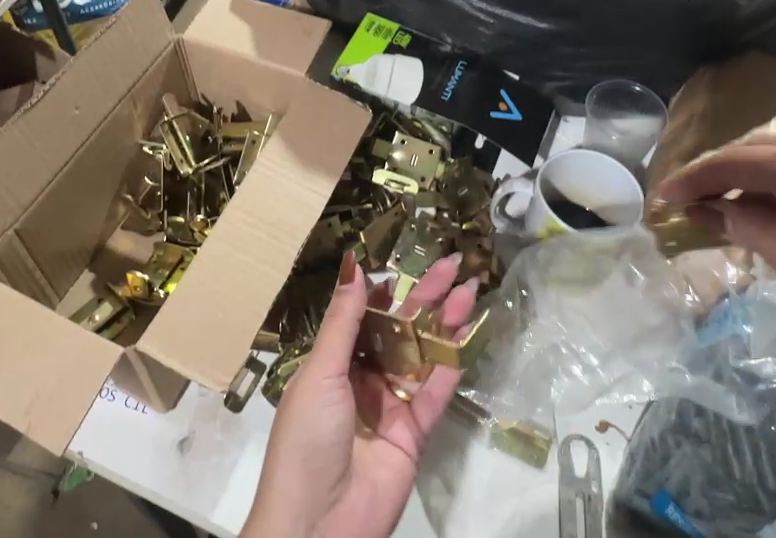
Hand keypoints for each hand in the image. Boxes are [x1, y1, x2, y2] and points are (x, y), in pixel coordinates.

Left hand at [242, 252, 478, 537]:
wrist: (319, 525)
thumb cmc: (306, 439)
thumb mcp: (319, 373)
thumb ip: (343, 321)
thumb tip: (353, 263)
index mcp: (332, 365)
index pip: (364, 318)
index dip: (386, 291)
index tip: (408, 263)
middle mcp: (362, 380)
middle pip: (399, 331)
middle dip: (425, 298)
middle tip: (453, 263)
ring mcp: (391, 406)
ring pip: (422, 356)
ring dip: (445, 323)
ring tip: (469, 290)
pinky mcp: (415, 433)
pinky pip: (435, 392)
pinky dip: (452, 364)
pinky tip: (467, 333)